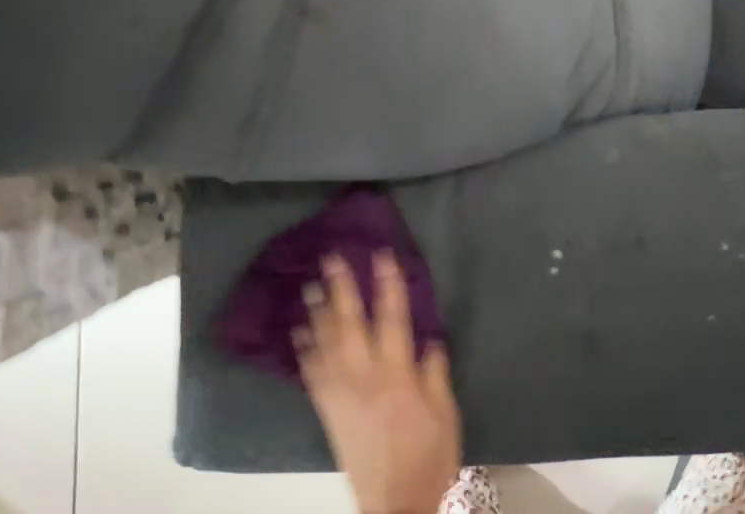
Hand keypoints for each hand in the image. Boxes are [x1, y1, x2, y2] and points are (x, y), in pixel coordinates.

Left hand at [297, 251, 461, 513]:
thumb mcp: (445, 416)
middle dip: (342, 288)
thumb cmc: (428, 457)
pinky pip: (312, 374)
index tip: (381, 255)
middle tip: (332, 258)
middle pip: (351, 323)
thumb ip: (435, 375)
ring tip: (311, 285)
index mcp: (398, 374)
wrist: (394, 503)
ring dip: (318, 312)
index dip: (387, 284)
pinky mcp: (328, 410)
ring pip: (326, 343)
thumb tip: (428, 339)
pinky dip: (305, 350)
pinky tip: (299, 332)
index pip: (393, 318)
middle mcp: (365, 376)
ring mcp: (342, 392)